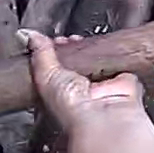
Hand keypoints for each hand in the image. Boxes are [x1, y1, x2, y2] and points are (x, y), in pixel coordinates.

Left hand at [22, 30, 145, 133]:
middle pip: (77, 60)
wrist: (101, 116)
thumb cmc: (71, 109)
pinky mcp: (124, 82)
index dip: (54, 51)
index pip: (55, 67)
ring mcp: (103, 85)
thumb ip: (40, 55)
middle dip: (73, 47)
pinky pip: (120, 61)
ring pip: (97, 59)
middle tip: (70, 41)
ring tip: (84, 42)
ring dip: (92, 49)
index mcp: (60, 93)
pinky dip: (114, 53)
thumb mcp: (46, 76)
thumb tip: (29, 36)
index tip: (55, 41)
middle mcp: (82, 89)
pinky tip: (105, 48)